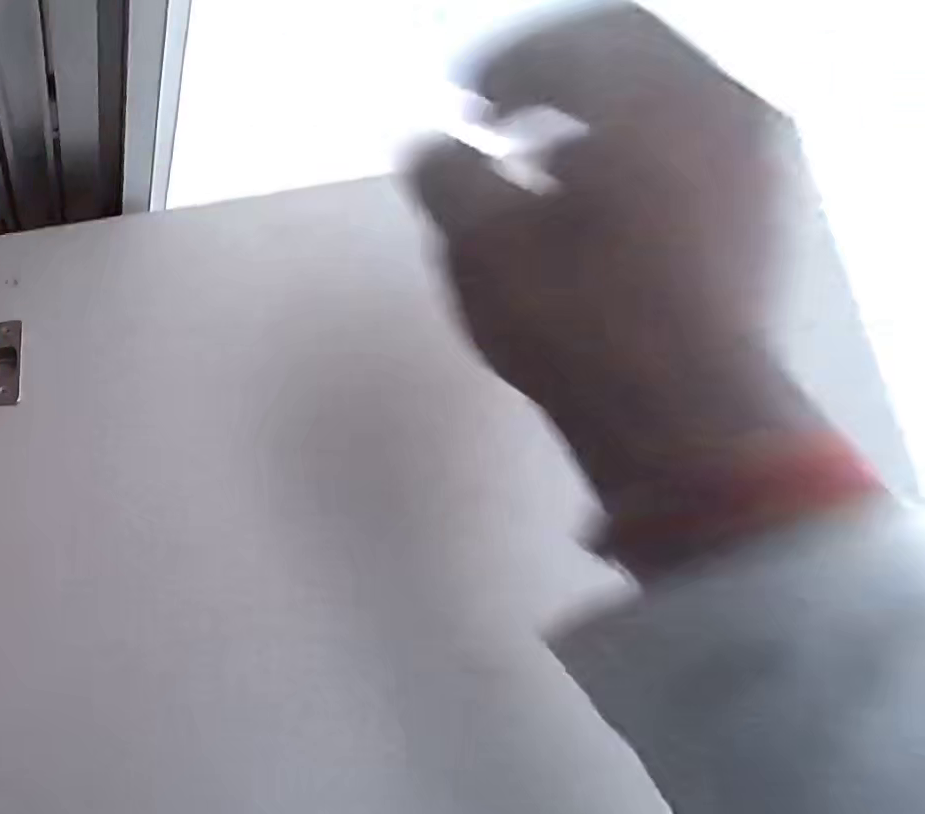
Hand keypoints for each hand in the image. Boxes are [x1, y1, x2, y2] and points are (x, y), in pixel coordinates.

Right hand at [407, 6, 874, 575]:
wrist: (673, 403)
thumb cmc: (568, 320)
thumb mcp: (483, 250)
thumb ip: (451, 182)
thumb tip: (429, 144)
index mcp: (657, 109)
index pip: (585, 40)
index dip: (512, 57)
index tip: (461, 93)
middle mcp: (723, 110)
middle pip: (637, 53)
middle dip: (553, 73)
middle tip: (491, 109)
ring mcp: (752, 156)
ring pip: (665, 96)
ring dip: (589, 109)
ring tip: (528, 154)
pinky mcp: (753, 204)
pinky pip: (685, 139)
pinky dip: (623, 144)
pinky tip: (582, 193)